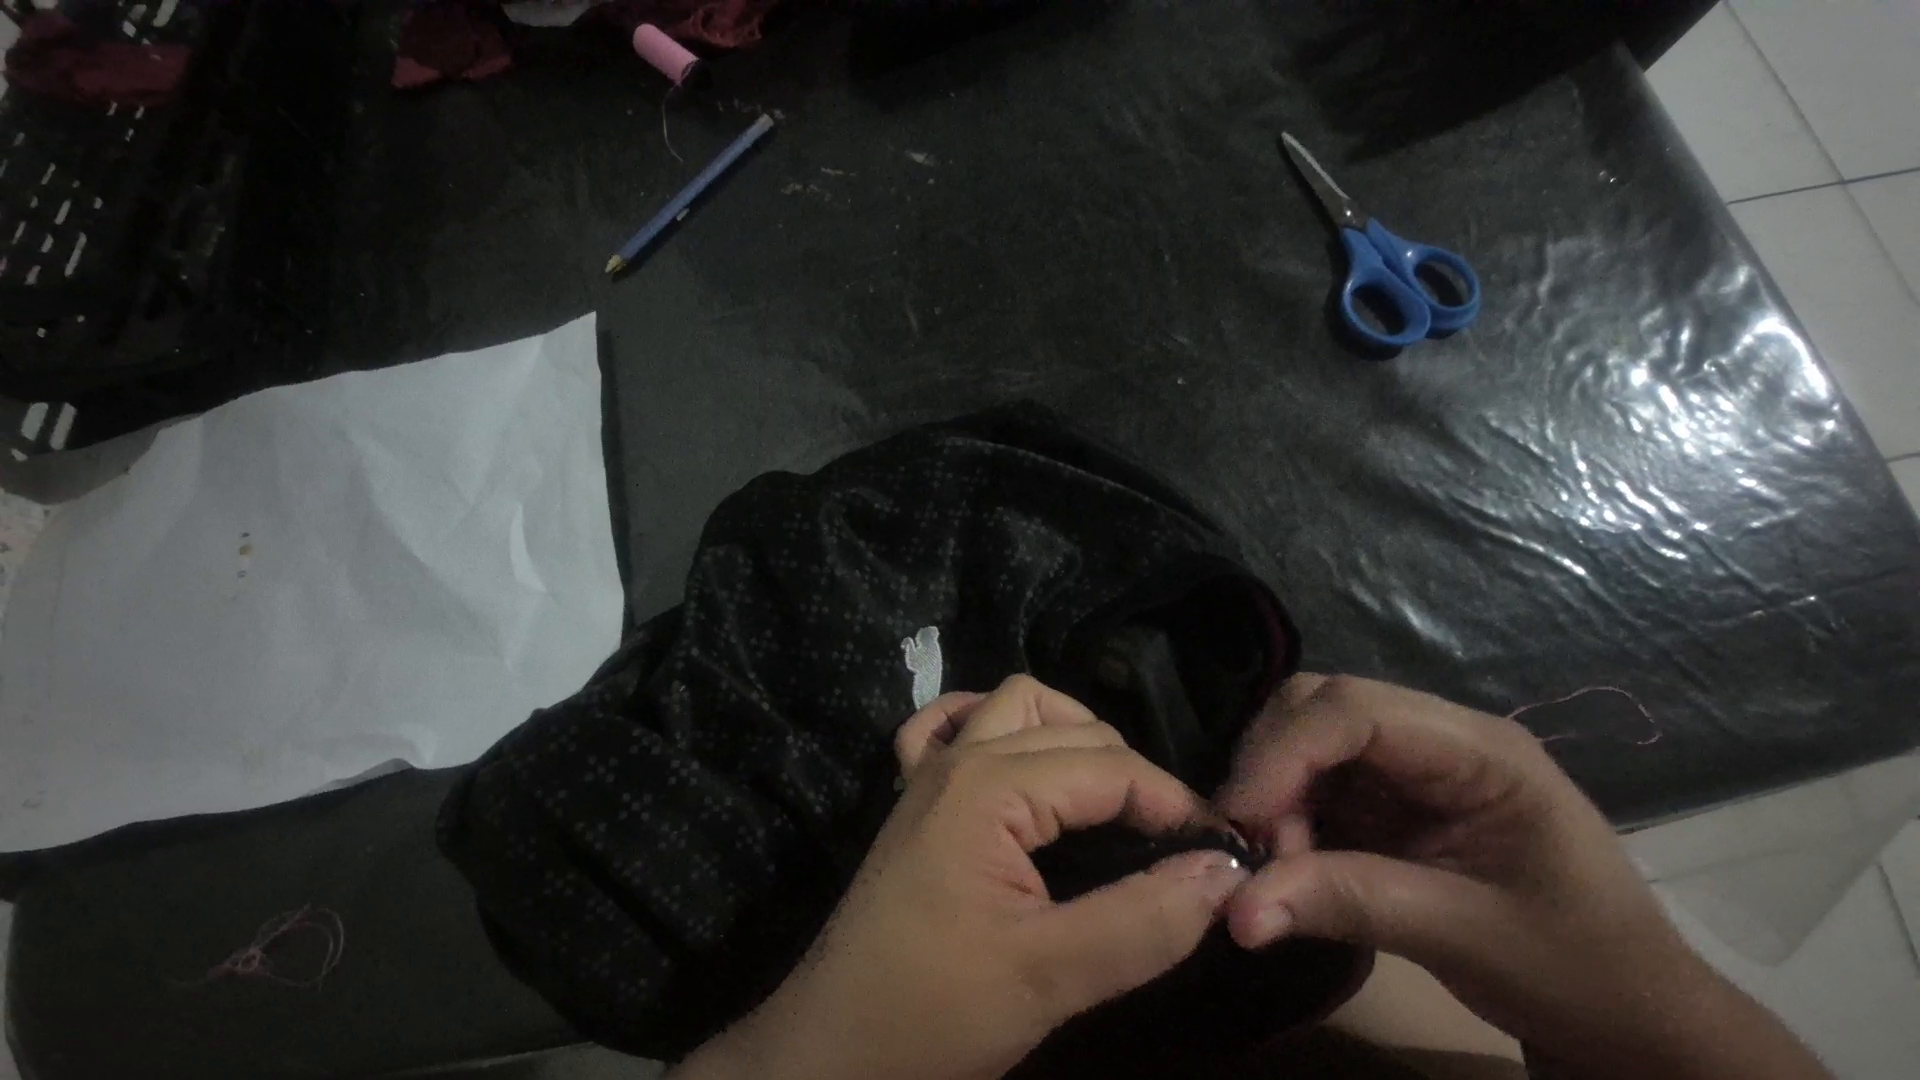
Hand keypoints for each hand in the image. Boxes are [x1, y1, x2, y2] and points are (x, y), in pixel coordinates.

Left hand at [672, 676, 1248, 1079]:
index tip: (1222, 852)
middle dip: (1134, 775)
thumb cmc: (932, 1013)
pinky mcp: (911, 794)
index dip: (1176, 805)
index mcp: (990, 786)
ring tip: (1110, 797)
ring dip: (1072, 734)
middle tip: (1174, 843)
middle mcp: (959, 756)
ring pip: (1017, 705)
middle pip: (1073, 730)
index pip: (1111, 768)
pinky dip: (993, 724)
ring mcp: (927, 769)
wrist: (828, 1048)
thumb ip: (1142, 921)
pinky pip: (950, 723)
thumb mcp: (1048, 978)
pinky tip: (1017, 757)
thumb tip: (1223, 871)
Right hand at [1217, 674, 1830, 1079]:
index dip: (1285, 753)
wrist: (1631, 1017)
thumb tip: (1237, 911)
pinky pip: (1314, 780)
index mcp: (1480, 750)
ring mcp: (1411, 763)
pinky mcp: (1389, 795)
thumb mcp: (1466, 937)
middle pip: (1321, 705)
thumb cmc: (1577, 971)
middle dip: (1272, 765)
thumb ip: (1349, 904)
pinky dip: (1284, 811)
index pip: (1356, 711)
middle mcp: (1438, 736)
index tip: (1241, 821)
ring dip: (1272, 790)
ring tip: (1275, 859)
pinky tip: (1289, 857)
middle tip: (1253, 843)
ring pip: (1306, 736)